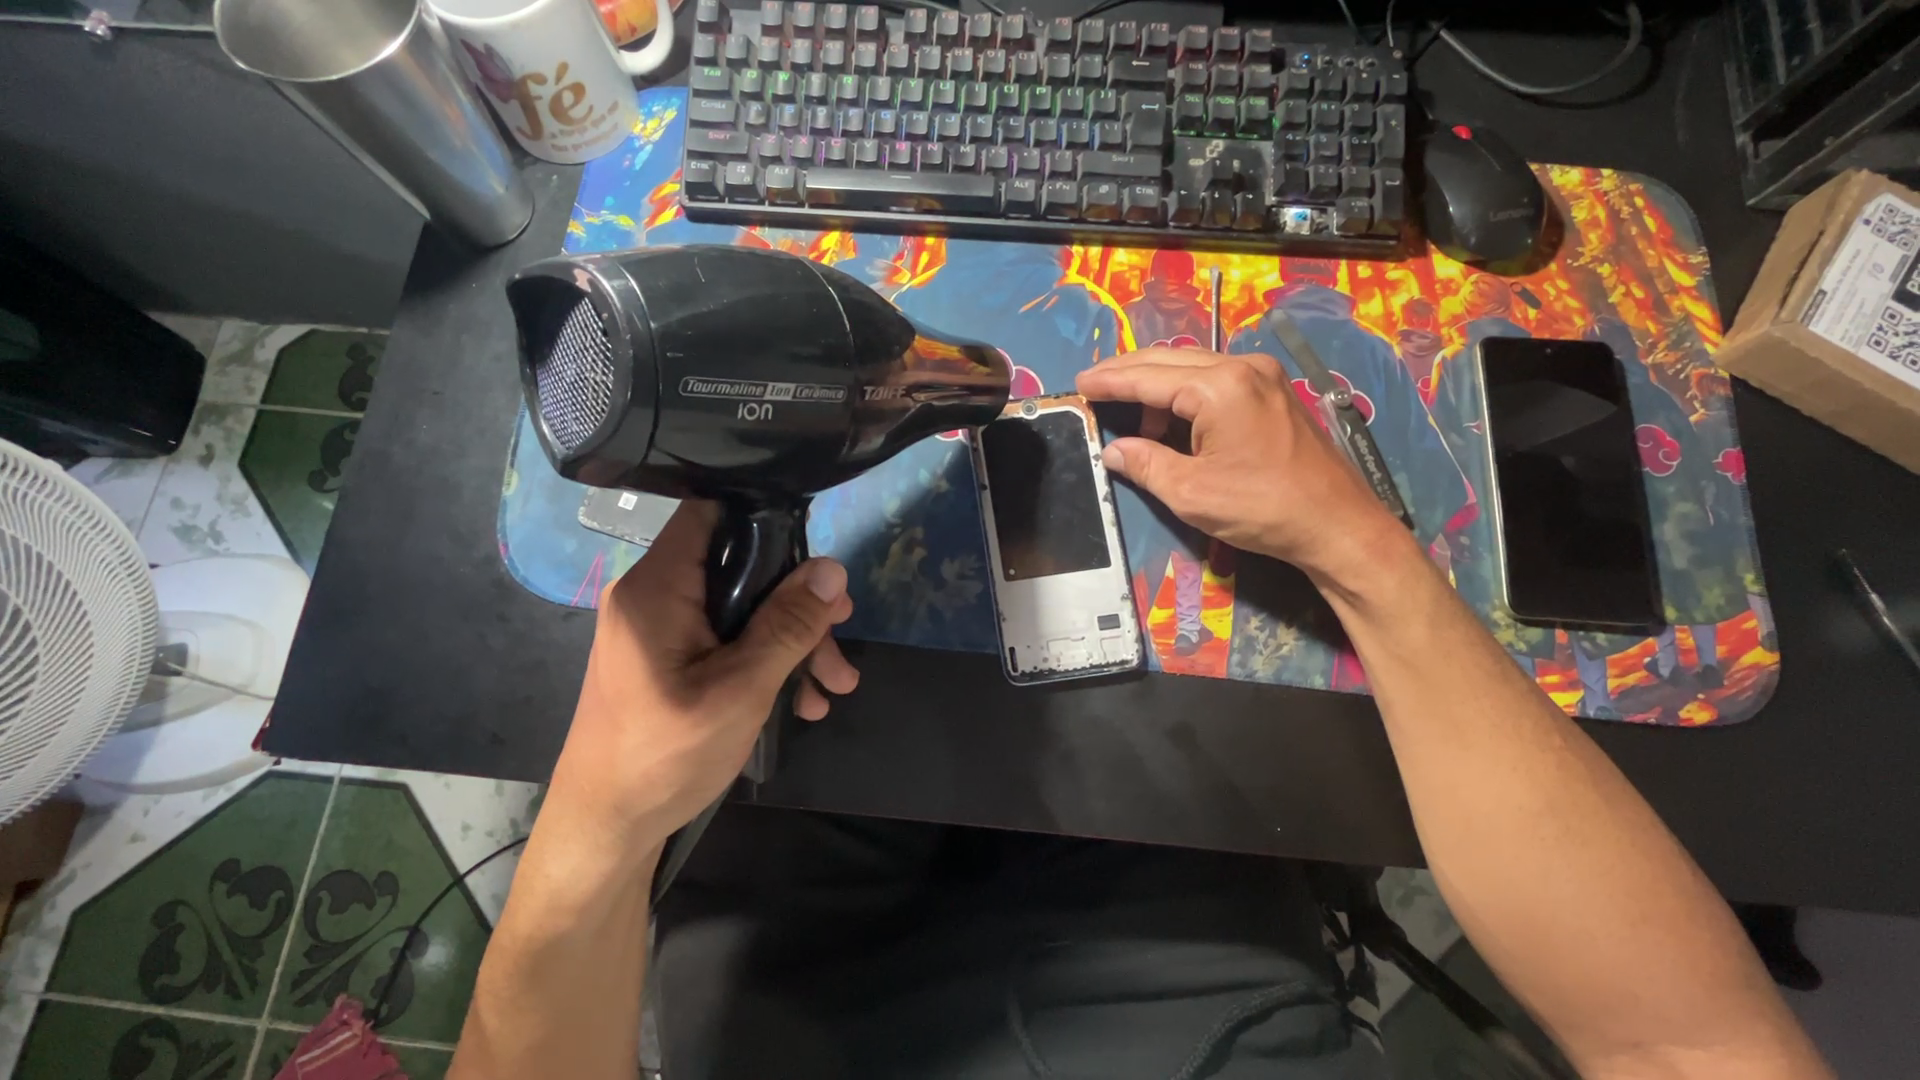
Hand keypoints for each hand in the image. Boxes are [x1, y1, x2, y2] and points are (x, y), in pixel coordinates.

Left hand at [548, 500, 858, 847]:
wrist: (608, 830)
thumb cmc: (665, 756)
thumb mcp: (741, 689)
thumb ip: (788, 625)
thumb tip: (833, 570)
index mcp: (657, 587)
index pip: (710, 512)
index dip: (766, 520)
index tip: (816, 556)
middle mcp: (654, 596)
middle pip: (739, 569)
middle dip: (798, 604)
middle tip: (842, 636)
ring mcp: (661, 630)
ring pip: (740, 610)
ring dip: (792, 643)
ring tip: (834, 688)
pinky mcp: (669, 660)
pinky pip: (725, 641)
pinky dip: (765, 664)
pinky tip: (803, 703)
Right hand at [1076, 347, 1411, 590]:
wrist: (1336, 523)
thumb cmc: (1261, 508)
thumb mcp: (1191, 492)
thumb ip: (1146, 464)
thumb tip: (1113, 451)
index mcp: (1219, 387)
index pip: (1148, 377)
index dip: (1110, 381)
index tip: (1080, 382)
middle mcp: (1242, 368)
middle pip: (1170, 360)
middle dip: (1129, 372)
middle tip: (1095, 385)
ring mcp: (1263, 377)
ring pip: (1194, 366)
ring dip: (1159, 385)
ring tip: (1133, 417)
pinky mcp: (1274, 392)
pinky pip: (1217, 379)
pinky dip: (1187, 392)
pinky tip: (1174, 420)